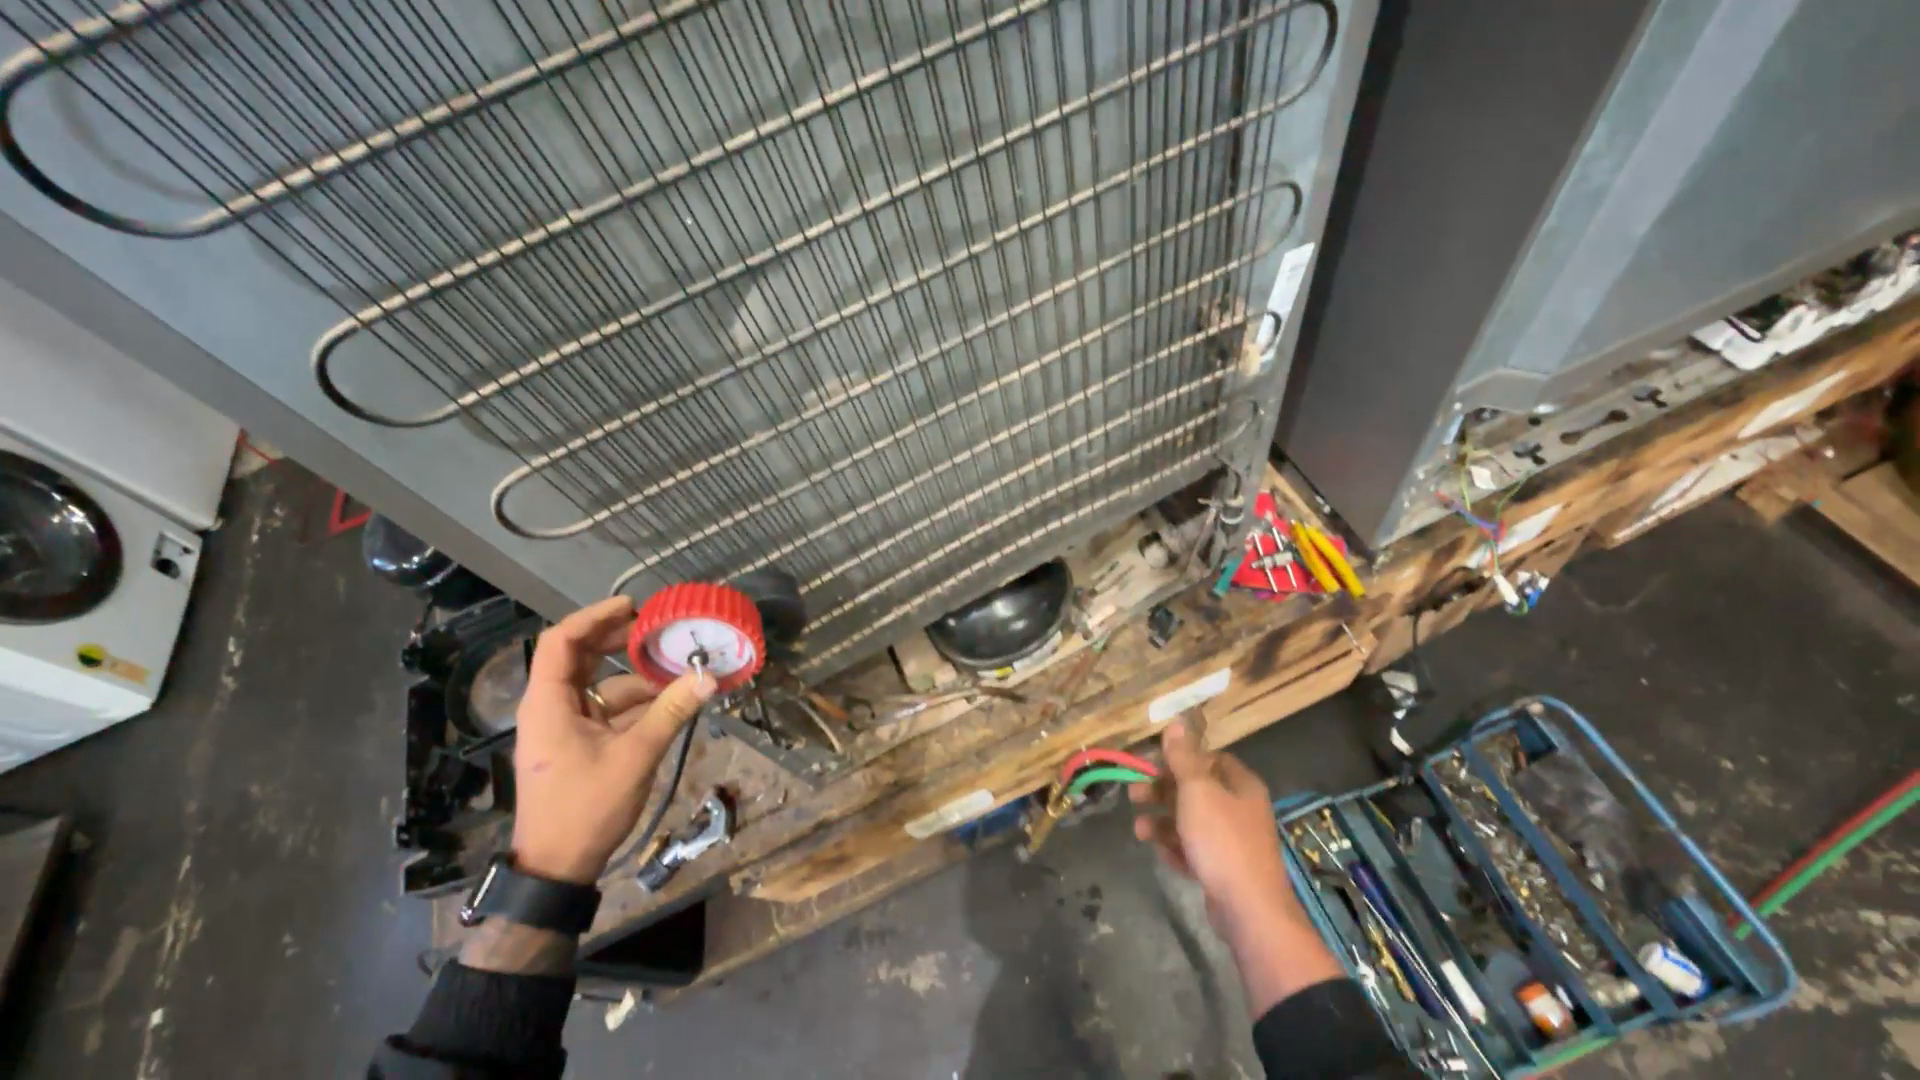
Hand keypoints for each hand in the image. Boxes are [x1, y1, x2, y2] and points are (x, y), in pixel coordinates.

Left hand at [508, 596, 714, 884]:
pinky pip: (604, 712)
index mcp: (548, 703)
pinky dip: (633, 706)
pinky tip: (668, 707)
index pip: (561, 641)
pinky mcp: (575, 746)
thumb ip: (671, 713)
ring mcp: (561, 728)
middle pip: (580, 659)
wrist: (556, 866)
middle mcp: (549, 708)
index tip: (633, 608)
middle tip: (657, 633)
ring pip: (597, 687)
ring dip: (634, 679)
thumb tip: (707, 678)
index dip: (595, 617)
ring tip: (676, 673)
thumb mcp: (635, 756)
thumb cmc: (586, 807)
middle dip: (619, 644)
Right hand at [1129, 720, 1294, 931]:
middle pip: (1196, 790)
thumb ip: (1184, 758)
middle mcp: (1240, 808)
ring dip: (1162, 822)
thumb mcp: (1198, 792)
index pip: (1209, 759)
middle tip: (1133, 795)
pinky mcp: (1224, 869)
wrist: (1249, 909)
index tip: (1150, 765)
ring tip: (1139, 830)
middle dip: (1162, 792)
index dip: (1179, 759)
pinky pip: (1195, 850)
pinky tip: (1161, 854)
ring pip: (1191, 822)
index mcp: (1240, 785)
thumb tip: (1176, 721)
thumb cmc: (1222, 841)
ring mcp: (1233, 841)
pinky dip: (1176, 849)